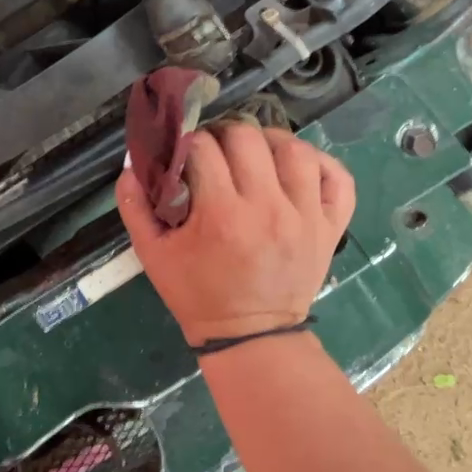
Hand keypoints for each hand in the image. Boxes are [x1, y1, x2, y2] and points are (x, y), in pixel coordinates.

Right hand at [117, 122, 355, 343]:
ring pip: (295, 149)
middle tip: (214, 151)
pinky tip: (294, 166)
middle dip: (223, 135)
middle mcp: (268, 208)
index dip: (187, 142)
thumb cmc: (196, 292)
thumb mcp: (150, 252)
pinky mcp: (330, 228)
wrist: (252, 337)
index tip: (183, 154)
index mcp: (221, 214)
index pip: (203, 146)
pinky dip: (319, 162)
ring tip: (254, 153)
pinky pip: (338, 178)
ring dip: (269, 142)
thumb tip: (132, 160)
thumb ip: (133, 203)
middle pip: (248, 137)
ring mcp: (306, 217)